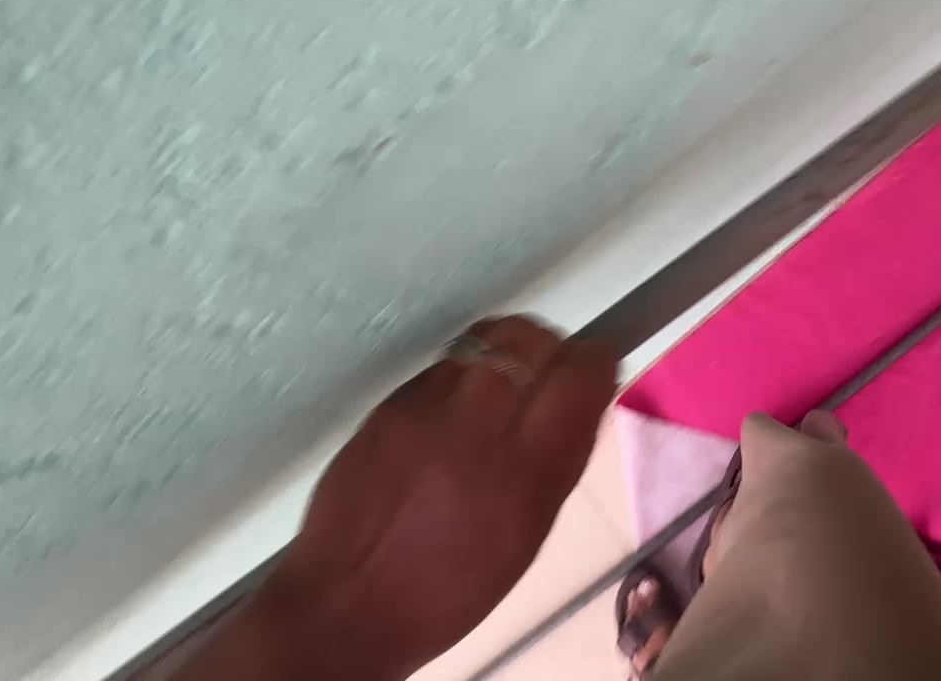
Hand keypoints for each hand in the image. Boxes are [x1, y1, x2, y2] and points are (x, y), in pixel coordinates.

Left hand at [230, 316, 617, 680]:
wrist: (346, 605)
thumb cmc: (453, 586)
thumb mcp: (530, 531)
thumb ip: (564, 454)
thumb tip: (588, 392)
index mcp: (528, 473)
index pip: (581, 373)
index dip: (594, 361)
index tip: (592, 368)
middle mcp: (482, 428)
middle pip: (534, 339)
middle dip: (550, 347)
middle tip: (545, 372)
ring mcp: (430, 408)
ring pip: (491, 335)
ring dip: (509, 349)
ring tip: (503, 379)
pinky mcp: (392, 401)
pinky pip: (448, 362)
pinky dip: (465, 371)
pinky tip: (456, 406)